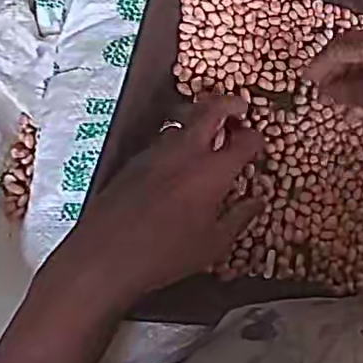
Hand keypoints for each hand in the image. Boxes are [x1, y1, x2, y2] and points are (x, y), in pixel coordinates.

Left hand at [41, 92, 262, 311]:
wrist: (103, 257)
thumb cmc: (166, 254)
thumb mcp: (214, 243)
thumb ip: (240, 217)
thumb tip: (256, 202)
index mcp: (214, 171)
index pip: (245, 140)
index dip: (257, 139)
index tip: (259, 145)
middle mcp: (186, 153)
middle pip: (211, 111)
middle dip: (230, 105)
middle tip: (240, 109)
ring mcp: (156, 154)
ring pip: (183, 123)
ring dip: (200, 123)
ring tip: (210, 138)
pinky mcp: (133, 162)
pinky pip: (162, 141)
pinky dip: (178, 142)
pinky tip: (179, 164)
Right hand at [304, 23, 362, 141]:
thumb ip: (348, 91)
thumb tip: (324, 89)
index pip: (342, 46)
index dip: (321, 64)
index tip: (305, 80)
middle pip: (353, 44)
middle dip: (334, 67)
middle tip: (318, 89)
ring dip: (350, 71)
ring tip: (336, 96)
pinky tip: (358, 92)